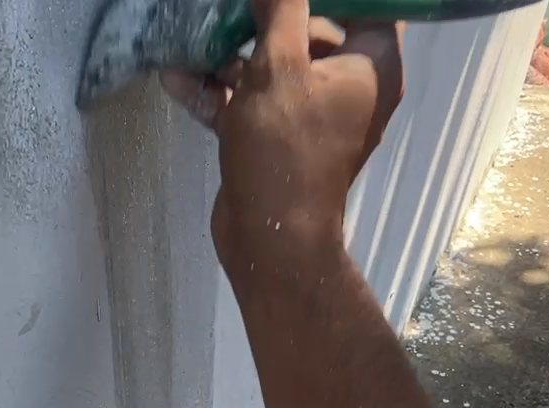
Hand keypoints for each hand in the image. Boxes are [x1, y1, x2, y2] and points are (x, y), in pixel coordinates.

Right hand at [160, 0, 402, 288]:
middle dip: (261, 17)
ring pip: (270, 68)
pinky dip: (217, 92)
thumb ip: (278, 6)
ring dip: (229, 56)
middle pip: (308, 30)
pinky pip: (249, 104)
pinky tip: (177, 76)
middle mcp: (347, 88)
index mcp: (371, 64)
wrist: (269, 242)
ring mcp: (308, 118)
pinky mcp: (273, 142)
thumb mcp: (278, 67)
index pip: (363, 2)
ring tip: (194, 38)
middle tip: (228, 9)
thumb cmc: (284, 152)